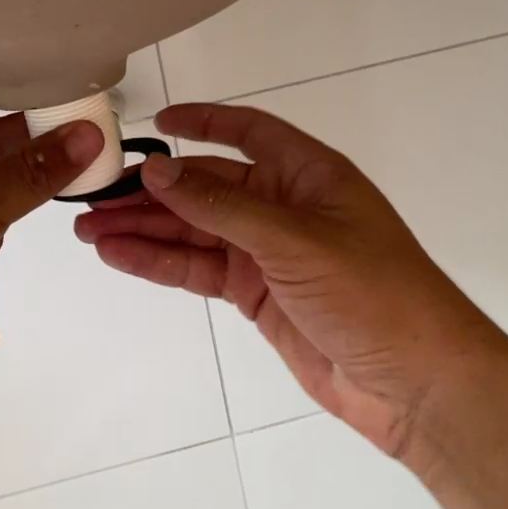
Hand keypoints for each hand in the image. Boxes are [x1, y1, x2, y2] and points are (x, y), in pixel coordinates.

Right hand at [74, 103, 505, 458]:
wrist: (418, 386)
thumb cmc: (371, 291)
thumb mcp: (293, 239)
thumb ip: (219, 204)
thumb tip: (157, 169)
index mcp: (305, 174)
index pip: (246, 132)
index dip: (202, 122)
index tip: (154, 123)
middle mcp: (281, 206)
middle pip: (205, 187)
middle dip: (151, 192)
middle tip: (94, 197)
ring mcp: (267, 253)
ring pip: (194, 231)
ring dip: (144, 229)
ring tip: (89, 229)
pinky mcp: (256, 294)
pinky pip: (199, 269)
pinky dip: (160, 262)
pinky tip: (119, 256)